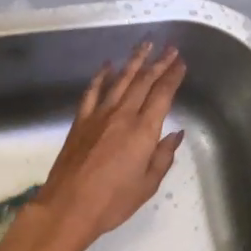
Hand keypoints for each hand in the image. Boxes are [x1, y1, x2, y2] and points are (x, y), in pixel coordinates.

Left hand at [28, 42, 186, 250]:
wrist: (69, 206)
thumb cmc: (113, 202)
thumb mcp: (147, 185)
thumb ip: (163, 156)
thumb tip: (175, 134)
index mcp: (143, 131)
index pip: (162, 96)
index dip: (173, 77)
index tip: (181, 63)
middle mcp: (122, 115)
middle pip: (143, 82)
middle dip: (159, 63)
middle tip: (170, 48)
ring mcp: (99, 115)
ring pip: (120, 80)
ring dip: (134, 61)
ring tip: (144, 44)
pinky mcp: (81, 120)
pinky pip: (93, 91)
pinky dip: (101, 75)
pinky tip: (107, 64)